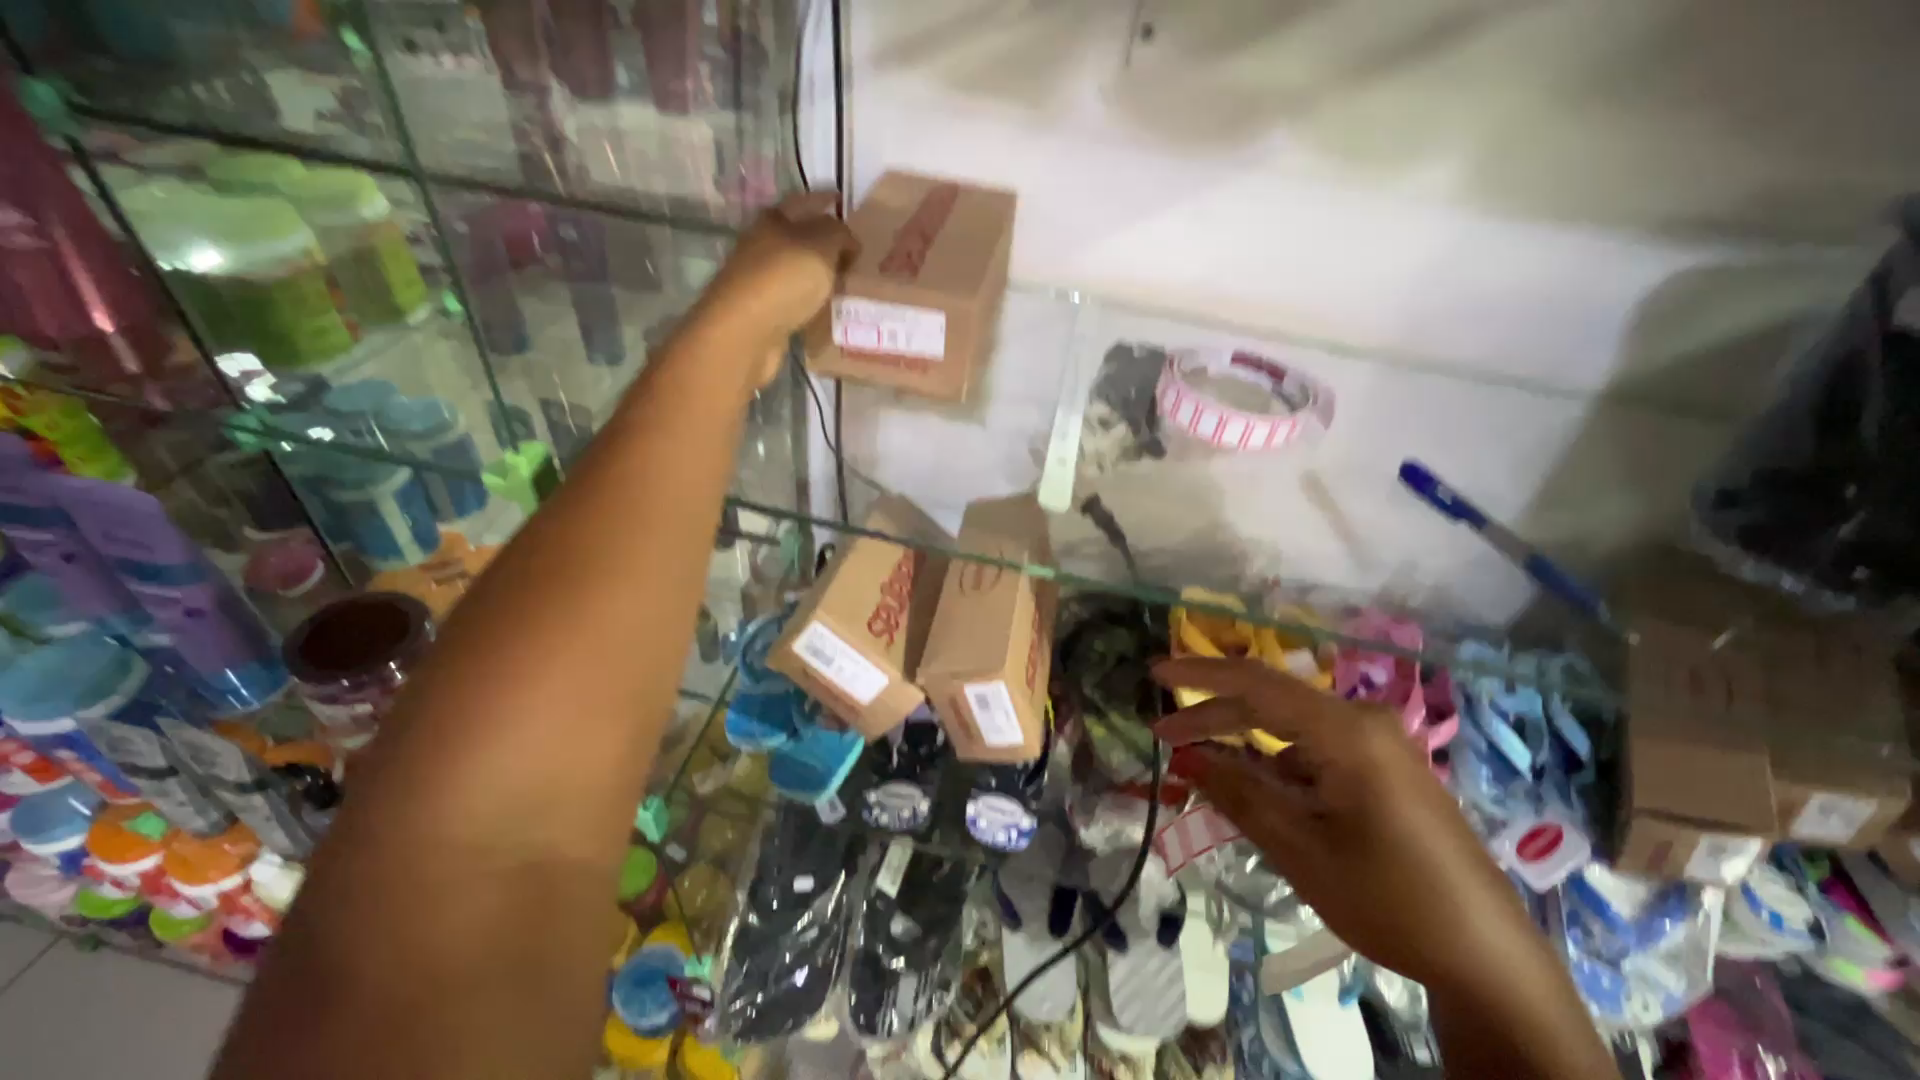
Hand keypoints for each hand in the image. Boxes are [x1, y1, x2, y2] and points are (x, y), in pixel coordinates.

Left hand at [689, 191, 856, 386]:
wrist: (744, 333)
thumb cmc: (784, 279)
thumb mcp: (821, 246)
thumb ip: (839, 234)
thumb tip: (848, 239)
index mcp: (774, 220)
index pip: (804, 201)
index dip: (824, 199)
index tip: (843, 201)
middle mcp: (763, 245)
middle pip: (799, 236)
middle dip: (825, 239)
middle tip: (855, 248)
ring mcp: (760, 280)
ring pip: (797, 269)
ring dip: (819, 273)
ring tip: (848, 279)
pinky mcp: (763, 312)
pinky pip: (795, 299)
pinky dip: (812, 300)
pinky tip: (828, 306)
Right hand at [1151, 657, 1540, 995]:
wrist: (1485, 954)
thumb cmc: (1388, 899)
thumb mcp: (1300, 849)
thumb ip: (1238, 794)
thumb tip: (1185, 756)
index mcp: (1347, 732)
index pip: (1257, 684)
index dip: (1200, 675)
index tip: (1153, 671)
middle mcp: (1365, 724)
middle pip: (1273, 704)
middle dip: (1214, 716)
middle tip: (1162, 734)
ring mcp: (1381, 747)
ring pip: (1293, 731)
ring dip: (1244, 744)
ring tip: (1199, 767)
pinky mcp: (1387, 771)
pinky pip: (1317, 752)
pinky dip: (1277, 765)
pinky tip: (1253, 792)